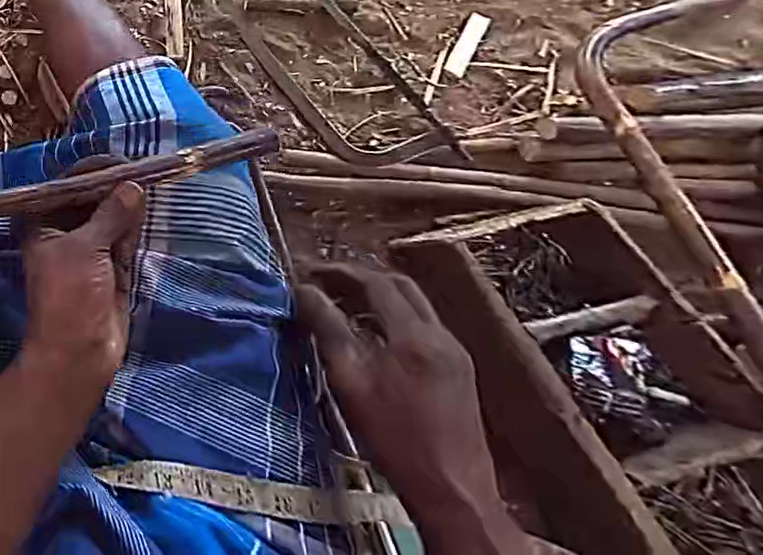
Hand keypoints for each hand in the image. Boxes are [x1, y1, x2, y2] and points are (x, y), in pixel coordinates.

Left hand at [20, 181, 145, 395]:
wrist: (80, 351)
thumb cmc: (69, 293)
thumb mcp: (86, 248)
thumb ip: (110, 216)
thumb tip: (131, 186)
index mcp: (42, 223)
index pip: (66, 188)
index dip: (90, 173)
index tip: (116, 161)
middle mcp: (63, 232)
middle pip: (89, 201)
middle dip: (111, 186)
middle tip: (138, 167)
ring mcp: (88, 250)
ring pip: (109, 218)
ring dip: (125, 202)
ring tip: (146, 178)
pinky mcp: (110, 267)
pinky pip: (122, 238)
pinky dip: (133, 224)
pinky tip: (145, 204)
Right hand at [297, 264, 528, 552]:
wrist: (452, 491)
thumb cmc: (393, 435)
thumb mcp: (348, 378)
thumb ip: (326, 327)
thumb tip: (303, 290)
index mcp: (415, 336)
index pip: (375, 282)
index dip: (338, 271)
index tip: (308, 272)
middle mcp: (442, 337)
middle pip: (399, 286)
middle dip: (359, 278)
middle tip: (324, 283)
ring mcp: (455, 355)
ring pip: (413, 305)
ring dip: (376, 296)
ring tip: (340, 305)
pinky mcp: (459, 371)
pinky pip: (422, 326)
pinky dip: (392, 316)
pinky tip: (369, 333)